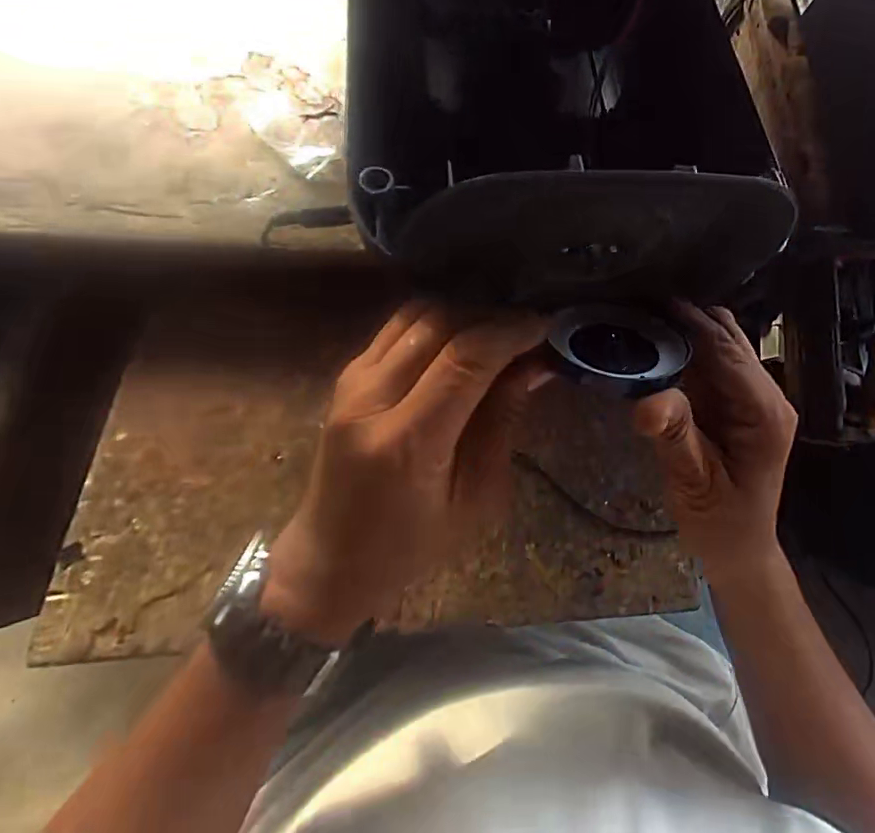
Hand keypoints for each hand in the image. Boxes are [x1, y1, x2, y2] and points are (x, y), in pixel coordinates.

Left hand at [263, 303, 548, 643]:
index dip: (510, 332)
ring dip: (465, 313)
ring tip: (499, 334)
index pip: (464, 359)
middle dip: (493, 318)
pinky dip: (438, 321)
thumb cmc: (412, 545)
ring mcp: (352, 384)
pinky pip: (399, 327)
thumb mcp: (475, 498)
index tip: (545, 327)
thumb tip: (534, 365)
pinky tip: (462, 341)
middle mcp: (371, 400)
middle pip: (440, 324)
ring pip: (417, 314)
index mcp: (407, 442)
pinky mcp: (347, 377)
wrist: (330, 560)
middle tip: (529, 331)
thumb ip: (502, 423)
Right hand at [632, 302, 797, 579]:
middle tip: (638, 305)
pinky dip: (687, 349)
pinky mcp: (736, 402)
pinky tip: (657, 344)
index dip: (692, 324)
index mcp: (765, 413)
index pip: (728, 353)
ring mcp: (752, 397)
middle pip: (729, 339)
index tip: (652, 300)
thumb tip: (649, 400)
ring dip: (688, 330)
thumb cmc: (722, 524)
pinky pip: (713, 362)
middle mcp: (766, 396)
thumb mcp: (695, 487)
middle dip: (688, 320)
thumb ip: (675, 440)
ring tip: (643, 318)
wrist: (740, 548)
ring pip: (723, 344)